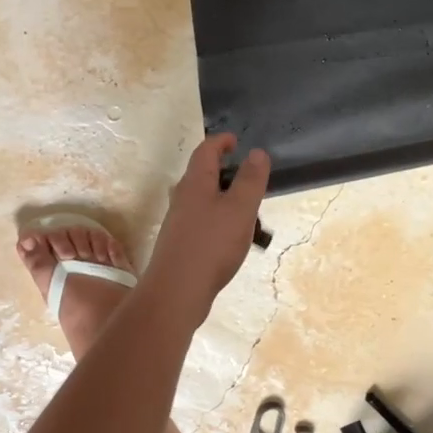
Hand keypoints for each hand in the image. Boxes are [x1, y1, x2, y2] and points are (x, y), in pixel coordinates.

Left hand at [145, 134, 269, 320]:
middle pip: (202, 175)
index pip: (206, 150)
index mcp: (195, 183)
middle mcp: (182, 198)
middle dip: (226, 172)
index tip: (236, 141)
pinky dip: (219, 221)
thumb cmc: (211, 245)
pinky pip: (202, 222)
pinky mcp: (180, 244)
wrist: (176, 291)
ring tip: (248, 214)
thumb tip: (256, 152)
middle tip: (250, 180)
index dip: (221, 141)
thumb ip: (250, 180)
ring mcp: (178, 222)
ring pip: (203, 201)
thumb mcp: (240, 209)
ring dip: (224, 200)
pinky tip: (231, 241)